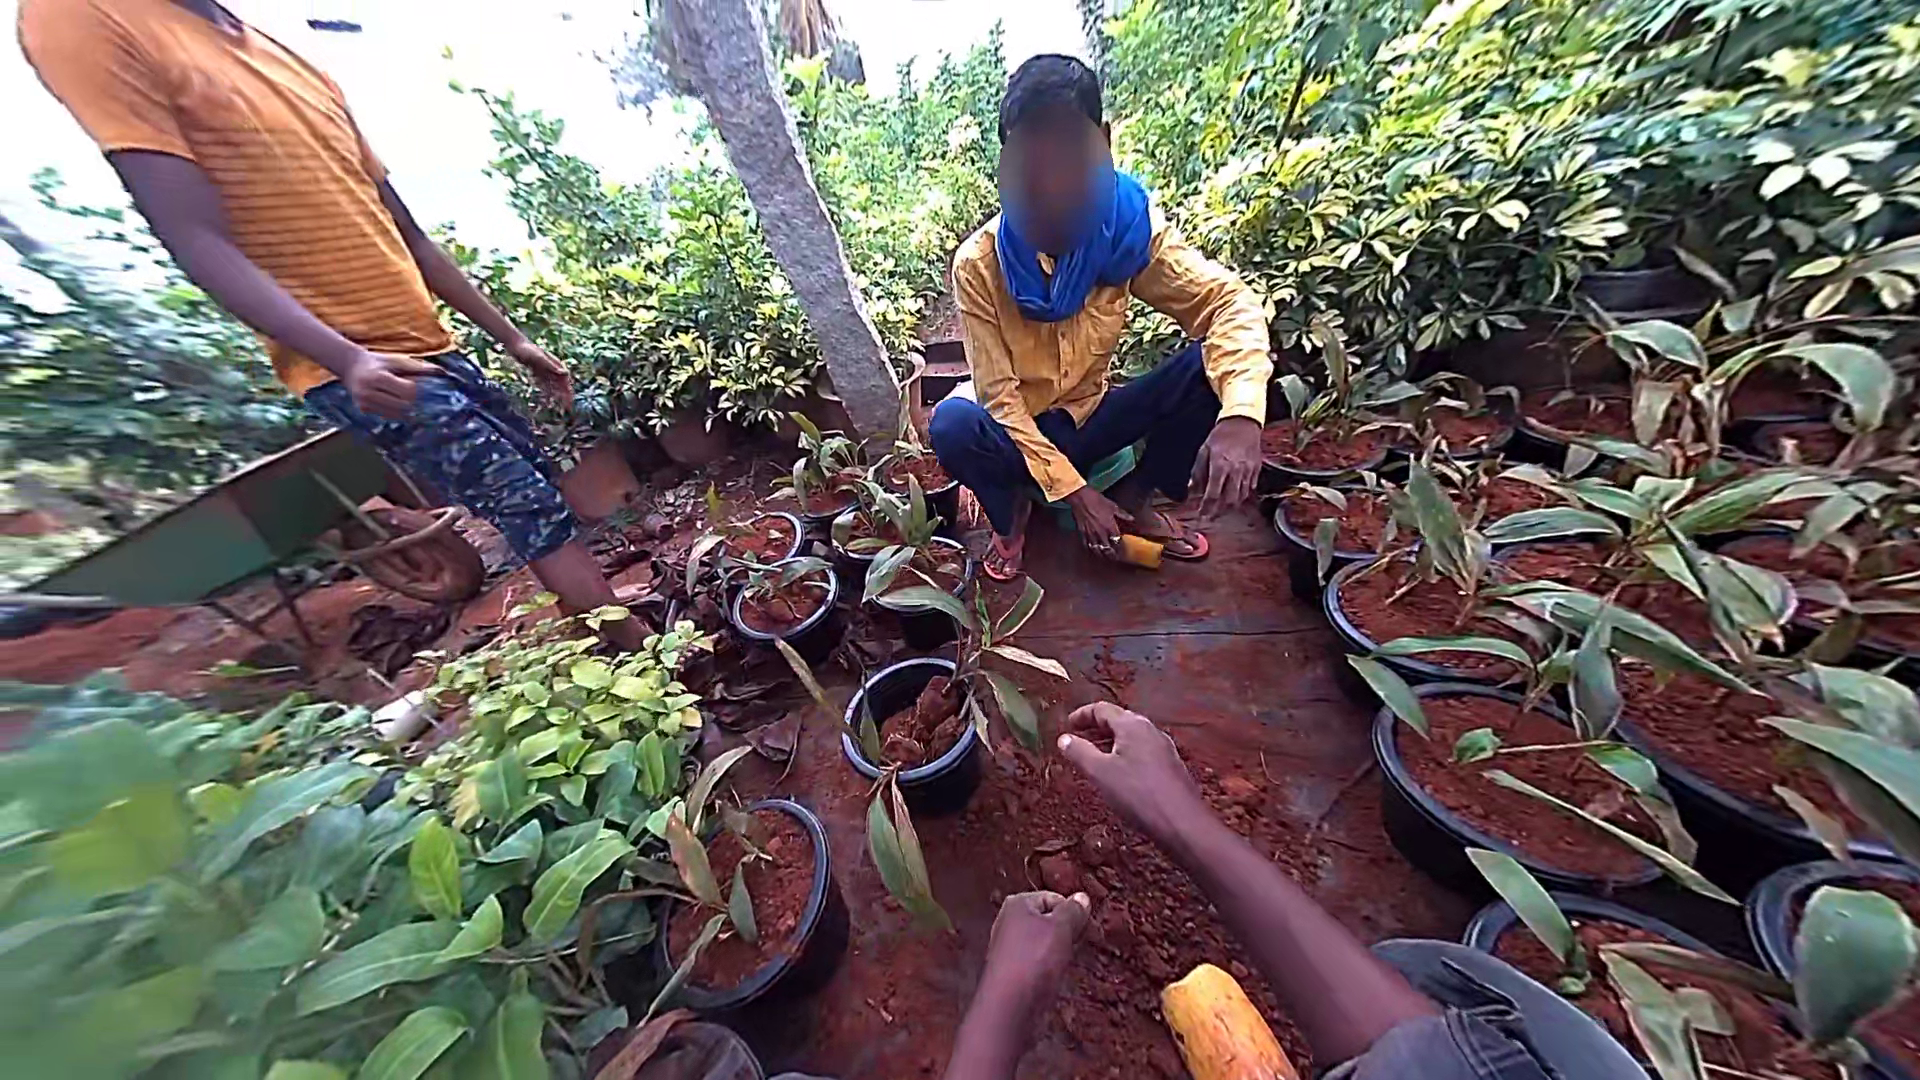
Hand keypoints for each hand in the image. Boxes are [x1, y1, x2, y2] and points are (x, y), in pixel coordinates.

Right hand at [341, 350, 440, 419]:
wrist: (349, 365)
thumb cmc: (379, 363)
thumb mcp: (397, 360)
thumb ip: (419, 367)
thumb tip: (443, 372)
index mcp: (377, 377)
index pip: (408, 391)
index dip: (417, 391)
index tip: (420, 388)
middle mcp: (368, 391)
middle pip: (404, 405)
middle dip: (415, 402)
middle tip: (420, 399)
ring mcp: (364, 402)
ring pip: (397, 414)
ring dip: (408, 410)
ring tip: (410, 402)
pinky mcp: (363, 409)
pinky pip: (388, 416)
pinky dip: (398, 412)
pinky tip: (399, 405)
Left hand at [507, 337, 573, 409]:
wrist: (515, 345)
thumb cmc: (527, 349)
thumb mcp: (539, 357)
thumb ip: (551, 366)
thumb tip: (565, 374)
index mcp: (557, 366)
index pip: (565, 382)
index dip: (569, 392)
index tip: (570, 401)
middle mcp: (553, 370)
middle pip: (561, 386)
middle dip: (564, 398)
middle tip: (566, 409)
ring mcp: (545, 372)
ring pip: (553, 387)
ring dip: (556, 397)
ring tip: (558, 408)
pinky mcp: (538, 374)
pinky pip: (543, 385)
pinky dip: (546, 393)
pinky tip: (546, 401)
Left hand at [978, 891, 1090, 1017]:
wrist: (1009, 1010)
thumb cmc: (1033, 961)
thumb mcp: (1061, 929)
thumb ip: (1073, 911)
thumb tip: (1082, 897)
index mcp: (1017, 904)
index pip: (1052, 897)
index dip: (1071, 911)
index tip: (1085, 926)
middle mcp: (1009, 923)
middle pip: (1046, 920)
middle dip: (1065, 932)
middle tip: (1078, 944)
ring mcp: (1009, 949)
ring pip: (1043, 944)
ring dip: (1058, 952)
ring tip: (1068, 963)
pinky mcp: (1013, 974)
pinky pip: (1037, 964)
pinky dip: (1049, 968)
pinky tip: (1056, 978)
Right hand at [1057, 703, 1210, 847]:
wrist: (1183, 825)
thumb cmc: (1138, 794)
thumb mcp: (1100, 773)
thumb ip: (1079, 752)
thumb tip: (1064, 738)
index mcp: (1132, 726)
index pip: (1102, 709)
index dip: (1082, 714)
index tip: (1068, 724)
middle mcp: (1150, 730)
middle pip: (1119, 719)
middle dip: (1096, 726)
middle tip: (1079, 737)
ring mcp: (1164, 748)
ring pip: (1132, 736)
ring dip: (1111, 741)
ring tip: (1095, 755)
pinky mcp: (1171, 767)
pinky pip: (1142, 750)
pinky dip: (1125, 753)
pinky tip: (1120, 773)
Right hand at [1065, 487, 1131, 557]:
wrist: (1081, 498)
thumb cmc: (1097, 500)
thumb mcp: (1112, 506)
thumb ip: (1122, 514)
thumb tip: (1131, 518)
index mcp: (1110, 527)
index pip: (1117, 542)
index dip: (1120, 548)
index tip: (1122, 551)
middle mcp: (1101, 533)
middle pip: (1107, 549)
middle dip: (1111, 554)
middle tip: (1114, 557)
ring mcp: (1090, 534)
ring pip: (1096, 549)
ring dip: (1100, 553)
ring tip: (1103, 556)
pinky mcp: (1082, 532)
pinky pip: (1086, 544)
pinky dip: (1090, 548)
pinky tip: (1092, 549)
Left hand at [1189, 416, 1261, 518]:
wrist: (1243, 422)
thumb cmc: (1220, 436)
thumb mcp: (1203, 452)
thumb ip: (1198, 473)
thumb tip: (1192, 491)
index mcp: (1220, 466)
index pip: (1212, 494)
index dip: (1206, 508)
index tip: (1201, 516)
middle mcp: (1236, 471)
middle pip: (1229, 500)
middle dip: (1219, 511)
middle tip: (1211, 516)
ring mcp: (1248, 471)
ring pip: (1241, 496)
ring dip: (1230, 506)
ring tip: (1221, 509)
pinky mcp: (1256, 469)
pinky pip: (1250, 488)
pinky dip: (1241, 495)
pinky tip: (1234, 497)